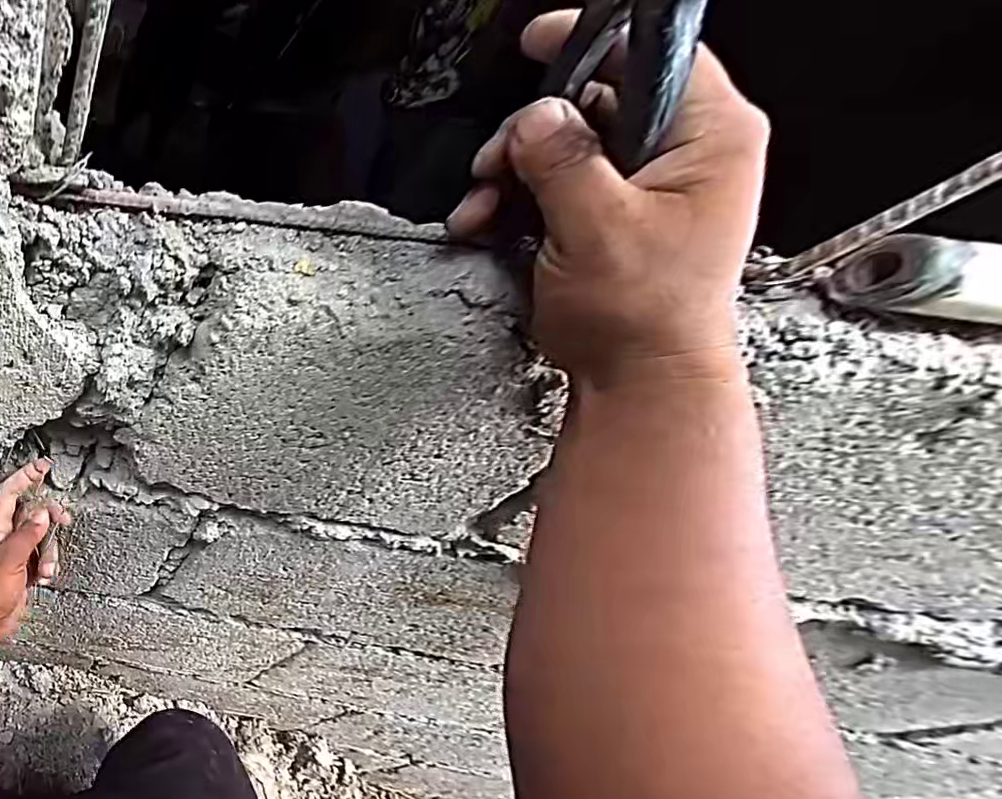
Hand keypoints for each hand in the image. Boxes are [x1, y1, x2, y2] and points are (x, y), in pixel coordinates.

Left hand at [0, 459, 69, 647]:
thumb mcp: (9, 558)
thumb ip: (28, 534)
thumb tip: (42, 514)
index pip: (10, 492)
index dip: (26, 476)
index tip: (43, 466)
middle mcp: (2, 536)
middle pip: (31, 513)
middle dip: (48, 518)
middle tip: (61, 521)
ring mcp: (12, 553)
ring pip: (40, 538)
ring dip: (48, 552)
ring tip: (44, 569)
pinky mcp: (20, 569)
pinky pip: (40, 557)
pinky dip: (45, 566)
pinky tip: (42, 577)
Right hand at [446, 10, 769, 388]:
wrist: (634, 374)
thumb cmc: (639, 312)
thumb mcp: (598, 228)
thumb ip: (566, 164)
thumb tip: (536, 117)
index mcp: (705, 137)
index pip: (652, 56)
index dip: (594, 42)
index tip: (540, 40)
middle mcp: (674, 156)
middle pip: (590, 109)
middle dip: (526, 139)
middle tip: (490, 170)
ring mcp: (634, 192)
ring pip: (559, 157)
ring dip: (507, 181)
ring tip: (478, 215)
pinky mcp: (599, 224)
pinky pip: (548, 196)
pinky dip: (510, 209)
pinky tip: (486, 228)